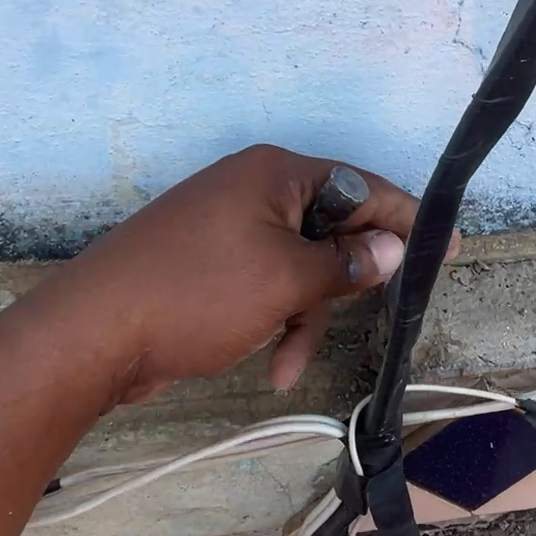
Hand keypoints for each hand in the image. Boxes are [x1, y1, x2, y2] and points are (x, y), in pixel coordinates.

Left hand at [60, 144, 445, 398]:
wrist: (90, 334)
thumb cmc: (197, 293)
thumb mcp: (284, 280)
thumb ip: (346, 263)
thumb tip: (391, 246)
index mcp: (275, 174)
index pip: (359, 186)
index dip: (404, 217)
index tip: (445, 243)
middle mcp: (254, 189)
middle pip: (329, 227)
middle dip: (344, 278)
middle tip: (381, 309)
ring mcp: (228, 224)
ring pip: (297, 263)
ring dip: (304, 312)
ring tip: (290, 360)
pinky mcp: (209, 260)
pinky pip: (265, 280)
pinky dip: (274, 316)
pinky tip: (271, 361)